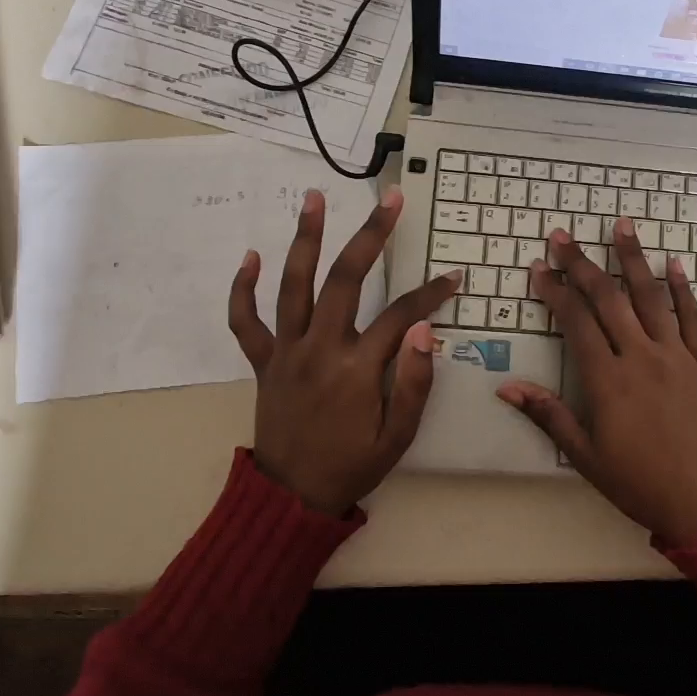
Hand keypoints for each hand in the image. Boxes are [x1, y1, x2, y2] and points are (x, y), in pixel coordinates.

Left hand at [229, 188, 461, 515]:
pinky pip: (245, 321)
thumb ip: (414, 383)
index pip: (400, 314)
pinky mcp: (262, 362)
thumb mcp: (398, 437)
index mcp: (356, 369)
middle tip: (390, 199)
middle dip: (371, 235)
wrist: (291, 498)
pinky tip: (250, 256)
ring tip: (315, 197)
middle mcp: (318, 349)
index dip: (430, 294)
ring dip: (305, 238)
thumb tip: (425, 329)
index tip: (453, 278)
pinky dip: (243, 288)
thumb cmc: (352, 465)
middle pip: (345, 279)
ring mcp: (286, 352)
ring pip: (293, 284)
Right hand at [498, 221, 696, 546]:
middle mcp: (640, 357)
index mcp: (607, 381)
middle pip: (607, 299)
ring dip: (633, 259)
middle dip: (582, 264)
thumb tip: (505, 388)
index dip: (554, 291)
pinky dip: (682, 289)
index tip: (538, 268)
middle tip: (562, 236)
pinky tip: (673, 264)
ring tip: (621, 226)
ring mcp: (676, 356)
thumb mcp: (586, 457)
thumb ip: (549, 416)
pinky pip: (692, 318)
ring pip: (650, 297)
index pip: (575, 323)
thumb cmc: (640, 482)